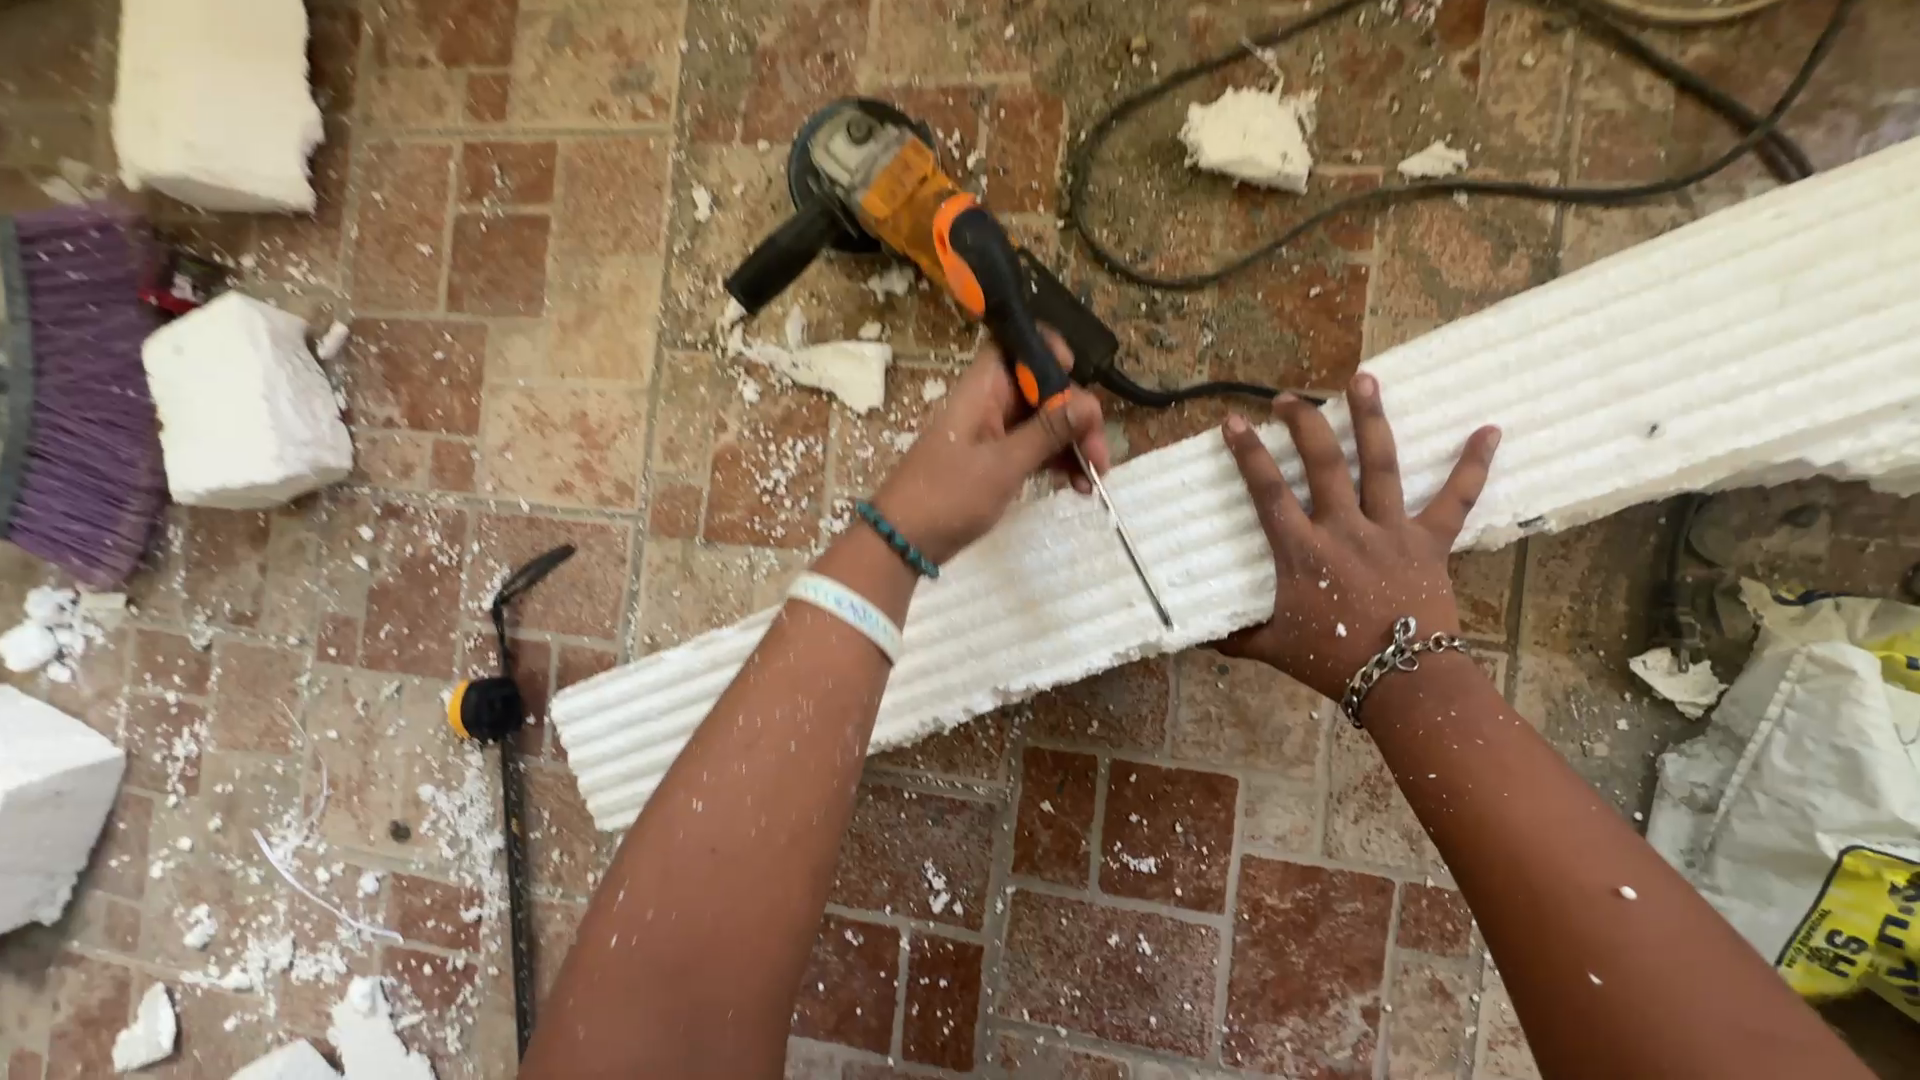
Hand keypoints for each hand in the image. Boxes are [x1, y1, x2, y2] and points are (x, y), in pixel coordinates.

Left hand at [873, 332, 1107, 563]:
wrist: (904, 540)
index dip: (1052, 356)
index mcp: (983, 389)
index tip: (1079, 385)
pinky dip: (1057, 463)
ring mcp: (994, 432)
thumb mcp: (1003, 465)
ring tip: (1094, 479)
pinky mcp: (996, 461)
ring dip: (1073, 445)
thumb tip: (1090, 403)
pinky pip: (1035, 450)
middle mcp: (990, 402)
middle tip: (1100, 457)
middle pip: (1044, 390)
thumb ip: (1047, 433)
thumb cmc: (948, 495)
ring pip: (1045, 423)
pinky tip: (1078, 486)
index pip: (1022, 348)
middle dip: (1077, 418)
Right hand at [1216, 371, 1499, 699]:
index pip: (1268, 491)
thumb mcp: (1274, 649)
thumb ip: (1237, 638)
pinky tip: (1490, 429)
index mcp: (1302, 551)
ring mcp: (1390, 531)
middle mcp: (1344, 528)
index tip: (1235, 422)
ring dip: (1371, 417)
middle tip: (1289, 398)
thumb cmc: (1334, 663)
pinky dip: (1473, 464)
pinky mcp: (1430, 542)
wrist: (1404, 681)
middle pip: (1323, 462)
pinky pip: (1456, 499)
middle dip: (1304, 423)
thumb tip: (1202, 637)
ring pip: (1380, 463)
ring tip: (1363, 378)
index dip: (1249, 454)